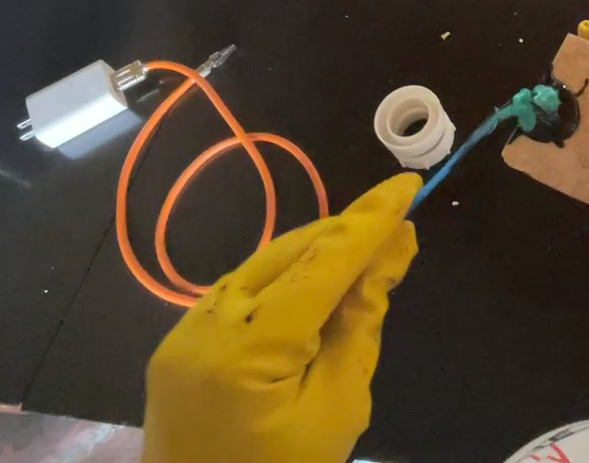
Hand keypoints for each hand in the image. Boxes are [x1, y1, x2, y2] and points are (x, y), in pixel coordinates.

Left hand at [142, 173, 419, 462]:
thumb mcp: (340, 404)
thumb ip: (363, 319)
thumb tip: (395, 247)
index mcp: (249, 348)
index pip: (324, 260)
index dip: (371, 219)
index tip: (409, 184)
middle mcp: (208, 324)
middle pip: (294, 250)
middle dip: (350, 232)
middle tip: (401, 232)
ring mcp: (185, 331)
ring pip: (268, 261)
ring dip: (321, 250)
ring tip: (368, 258)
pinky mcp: (179, 342)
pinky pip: (245, 287)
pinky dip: (289, 275)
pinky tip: (320, 287)